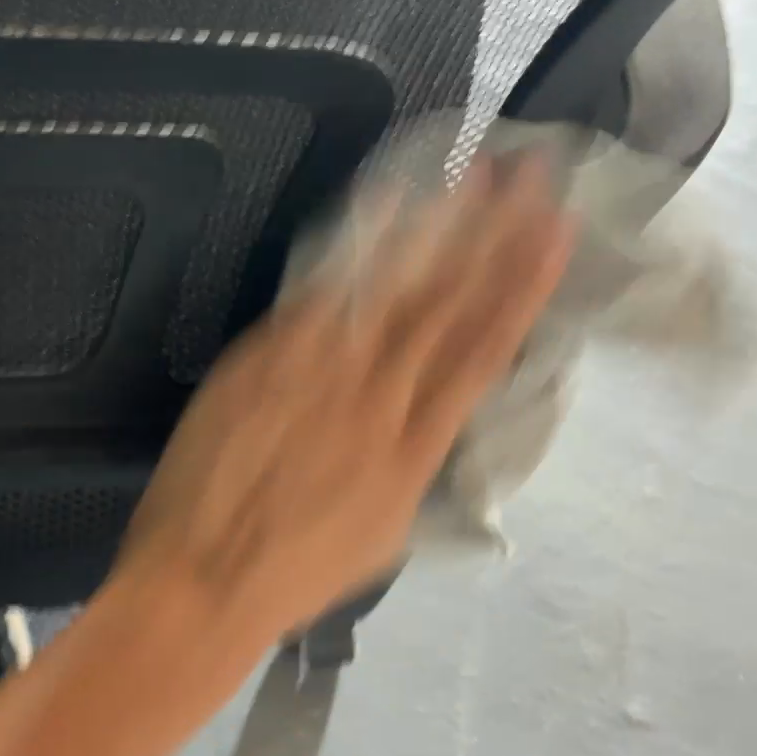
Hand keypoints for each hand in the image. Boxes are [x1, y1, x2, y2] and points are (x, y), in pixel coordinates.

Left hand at [117, 153, 573, 637]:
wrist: (201, 582)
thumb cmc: (289, 577)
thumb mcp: (375, 534)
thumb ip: (405, 465)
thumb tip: (422, 417)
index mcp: (414, 451)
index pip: (481, 353)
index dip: (522, 288)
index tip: (554, 233)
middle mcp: (376, 401)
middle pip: (445, 307)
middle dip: (491, 236)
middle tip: (529, 173)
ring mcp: (315, 375)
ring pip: (387, 293)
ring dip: (433, 228)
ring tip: (470, 174)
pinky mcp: (260, 362)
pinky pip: (314, 297)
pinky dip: (349, 250)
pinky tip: (377, 206)